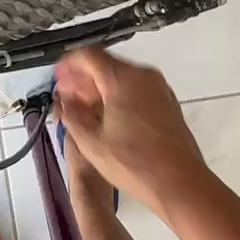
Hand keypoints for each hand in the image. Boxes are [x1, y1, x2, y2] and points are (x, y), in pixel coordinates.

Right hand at [53, 47, 214, 216]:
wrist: (180, 183)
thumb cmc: (134, 164)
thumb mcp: (91, 142)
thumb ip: (72, 114)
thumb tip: (66, 100)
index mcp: (122, 79)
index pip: (88, 55)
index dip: (68, 64)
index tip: (58, 79)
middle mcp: (143, 76)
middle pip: (106, 64)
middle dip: (84, 78)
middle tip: (68, 95)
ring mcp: (159, 88)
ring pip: (122, 76)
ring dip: (101, 87)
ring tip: (85, 108)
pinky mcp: (167, 101)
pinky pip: (137, 88)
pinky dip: (119, 94)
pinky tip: (109, 116)